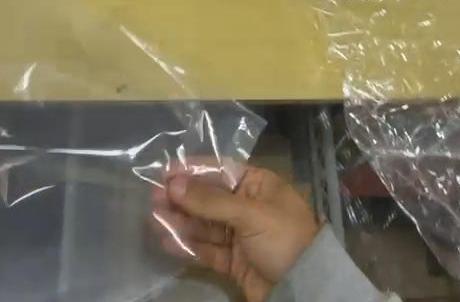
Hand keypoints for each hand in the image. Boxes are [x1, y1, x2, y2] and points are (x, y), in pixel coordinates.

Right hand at [151, 165, 320, 301]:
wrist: (306, 288)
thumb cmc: (283, 238)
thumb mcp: (250, 214)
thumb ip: (211, 201)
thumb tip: (174, 185)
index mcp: (258, 184)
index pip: (220, 170)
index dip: (193, 170)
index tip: (165, 172)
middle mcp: (247, 206)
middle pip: (209, 197)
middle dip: (182, 197)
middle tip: (153, 198)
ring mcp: (240, 235)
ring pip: (205, 224)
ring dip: (181, 221)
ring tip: (154, 218)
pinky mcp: (235, 261)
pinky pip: (208, 250)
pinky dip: (189, 246)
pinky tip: (168, 242)